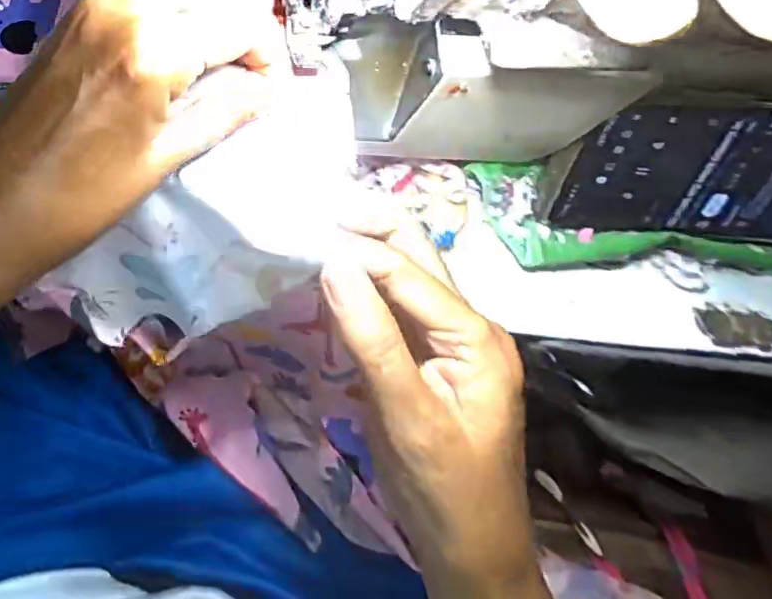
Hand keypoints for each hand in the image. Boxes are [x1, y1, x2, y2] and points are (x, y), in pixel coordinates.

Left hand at [0, 0, 286, 315]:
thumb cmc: (82, 196)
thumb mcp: (164, 157)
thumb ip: (224, 110)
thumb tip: (270, 88)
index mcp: (154, 47)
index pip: (240, 23)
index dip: (268, 53)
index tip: (268, 88)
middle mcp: (124, 9)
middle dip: (235, 29)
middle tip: (241, 77)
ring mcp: (92, 8)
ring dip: (199, 20)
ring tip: (205, 71)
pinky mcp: (71, 18)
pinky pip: (135, 1)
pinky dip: (162, 18)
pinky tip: (163, 59)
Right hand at [322, 221, 549, 598]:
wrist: (468, 550)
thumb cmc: (445, 488)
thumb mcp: (407, 415)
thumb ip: (371, 336)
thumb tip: (331, 262)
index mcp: (474, 335)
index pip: (404, 270)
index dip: (352, 251)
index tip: (298, 240)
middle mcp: (464, 322)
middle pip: (411, 252)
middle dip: (361, 229)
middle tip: (305, 221)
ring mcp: (442, 334)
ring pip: (397, 270)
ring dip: (356, 250)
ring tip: (307, 240)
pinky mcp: (419, 349)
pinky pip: (385, 300)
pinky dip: (354, 283)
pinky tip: (323, 278)